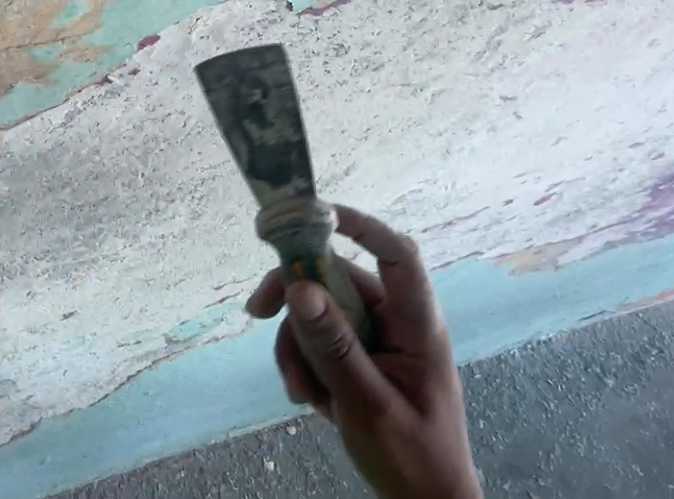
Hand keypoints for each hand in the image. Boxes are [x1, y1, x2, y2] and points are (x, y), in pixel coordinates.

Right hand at [245, 206, 480, 498]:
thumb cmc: (413, 459)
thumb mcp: (368, 405)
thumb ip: (333, 346)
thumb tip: (298, 287)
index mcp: (417, 325)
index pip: (397, 254)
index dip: (360, 224)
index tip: (312, 214)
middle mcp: (395, 322)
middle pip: (334, 280)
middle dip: (294, 301)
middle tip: (256, 313)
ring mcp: (375, 340)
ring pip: (317, 311)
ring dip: (296, 345)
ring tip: (300, 392)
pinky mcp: (357, 358)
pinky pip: (315, 339)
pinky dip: (301, 362)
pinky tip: (307, 398)